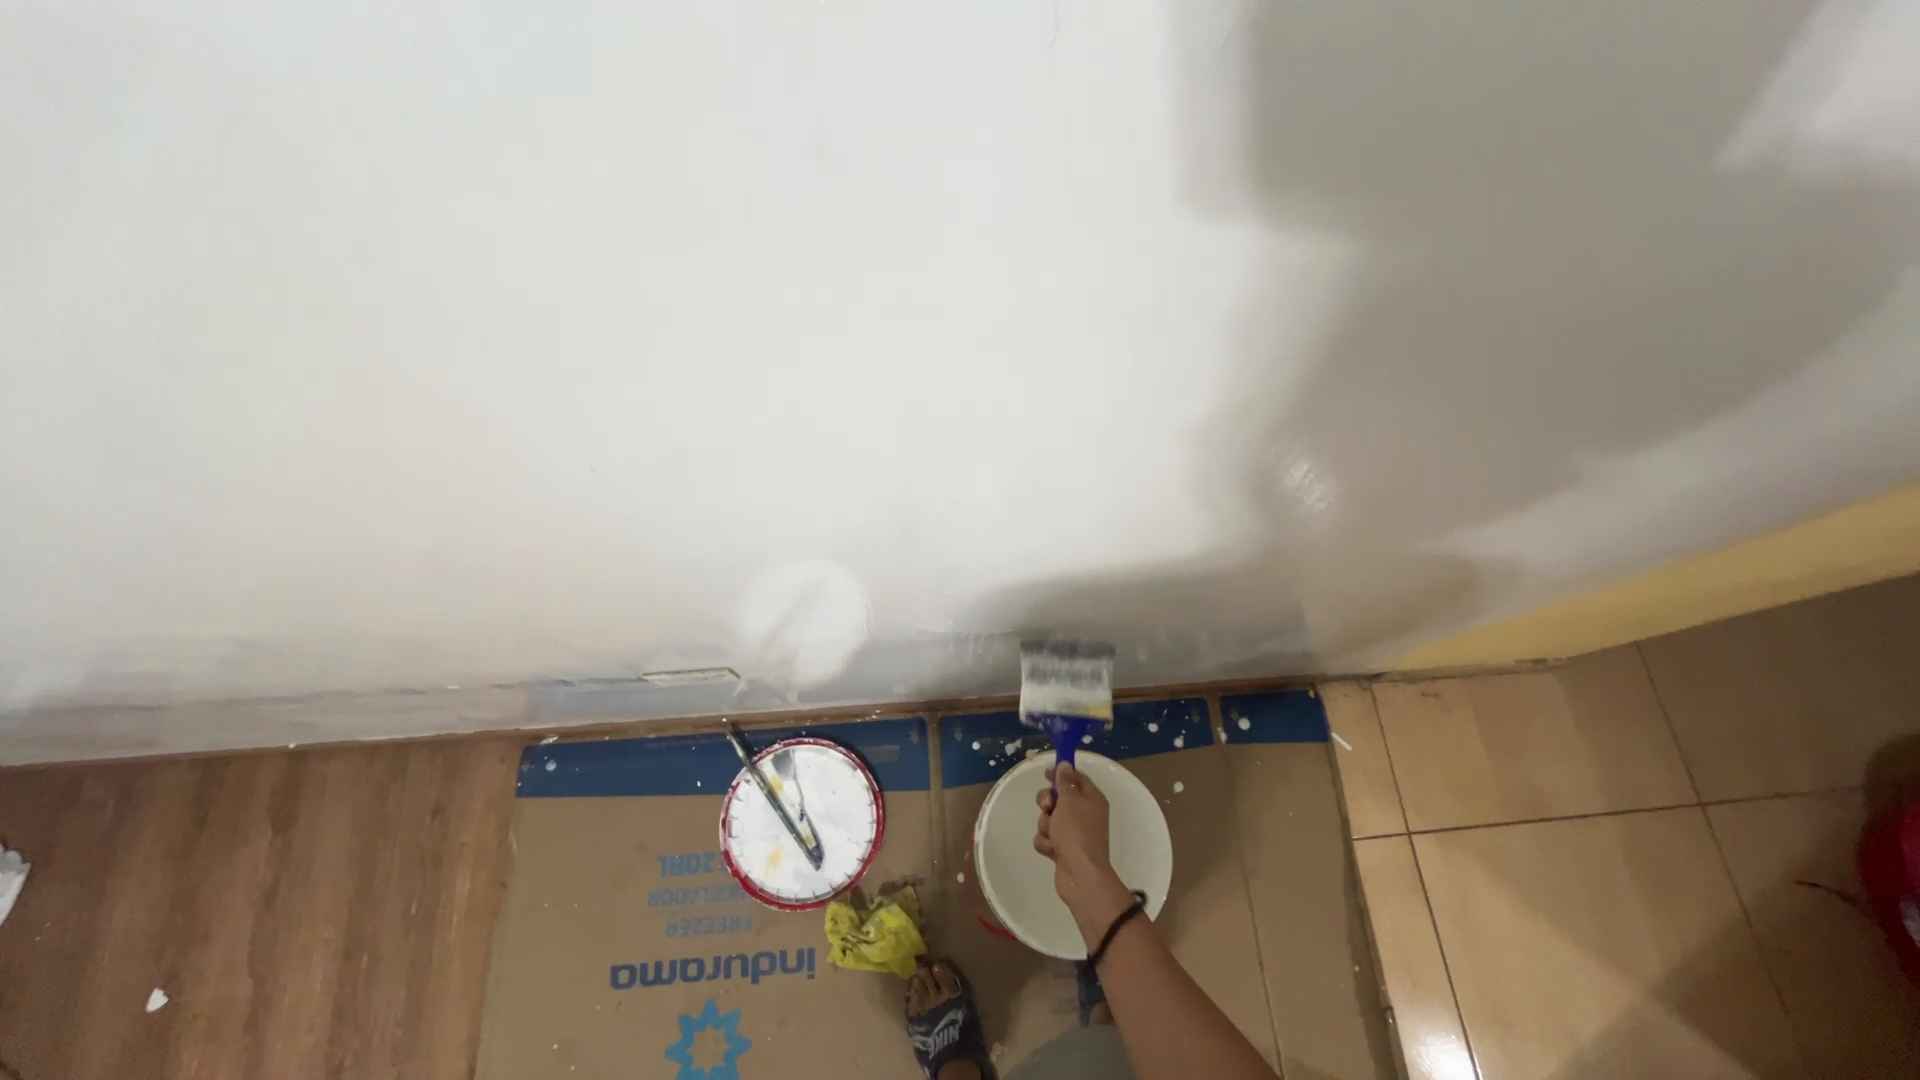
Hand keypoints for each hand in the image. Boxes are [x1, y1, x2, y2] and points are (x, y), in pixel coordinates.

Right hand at [1034, 762, 1134, 945]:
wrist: (1080, 875)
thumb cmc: (1076, 833)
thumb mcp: (1070, 801)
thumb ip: (1065, 782)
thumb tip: (1066, 764)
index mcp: (1092, 799)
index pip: (1076, 778)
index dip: (1061, 774)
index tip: (1046, 774)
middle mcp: (1085, 814)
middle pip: (1059, 798)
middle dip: (1047, 803)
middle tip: (1047, 807)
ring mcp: (1074, 833)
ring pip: (1050, 819)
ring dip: (1045, 825)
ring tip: (1052, 835)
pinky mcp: (1064, 849)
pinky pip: (1047, 838)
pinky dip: (1046, 843)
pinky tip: (1051, 849)